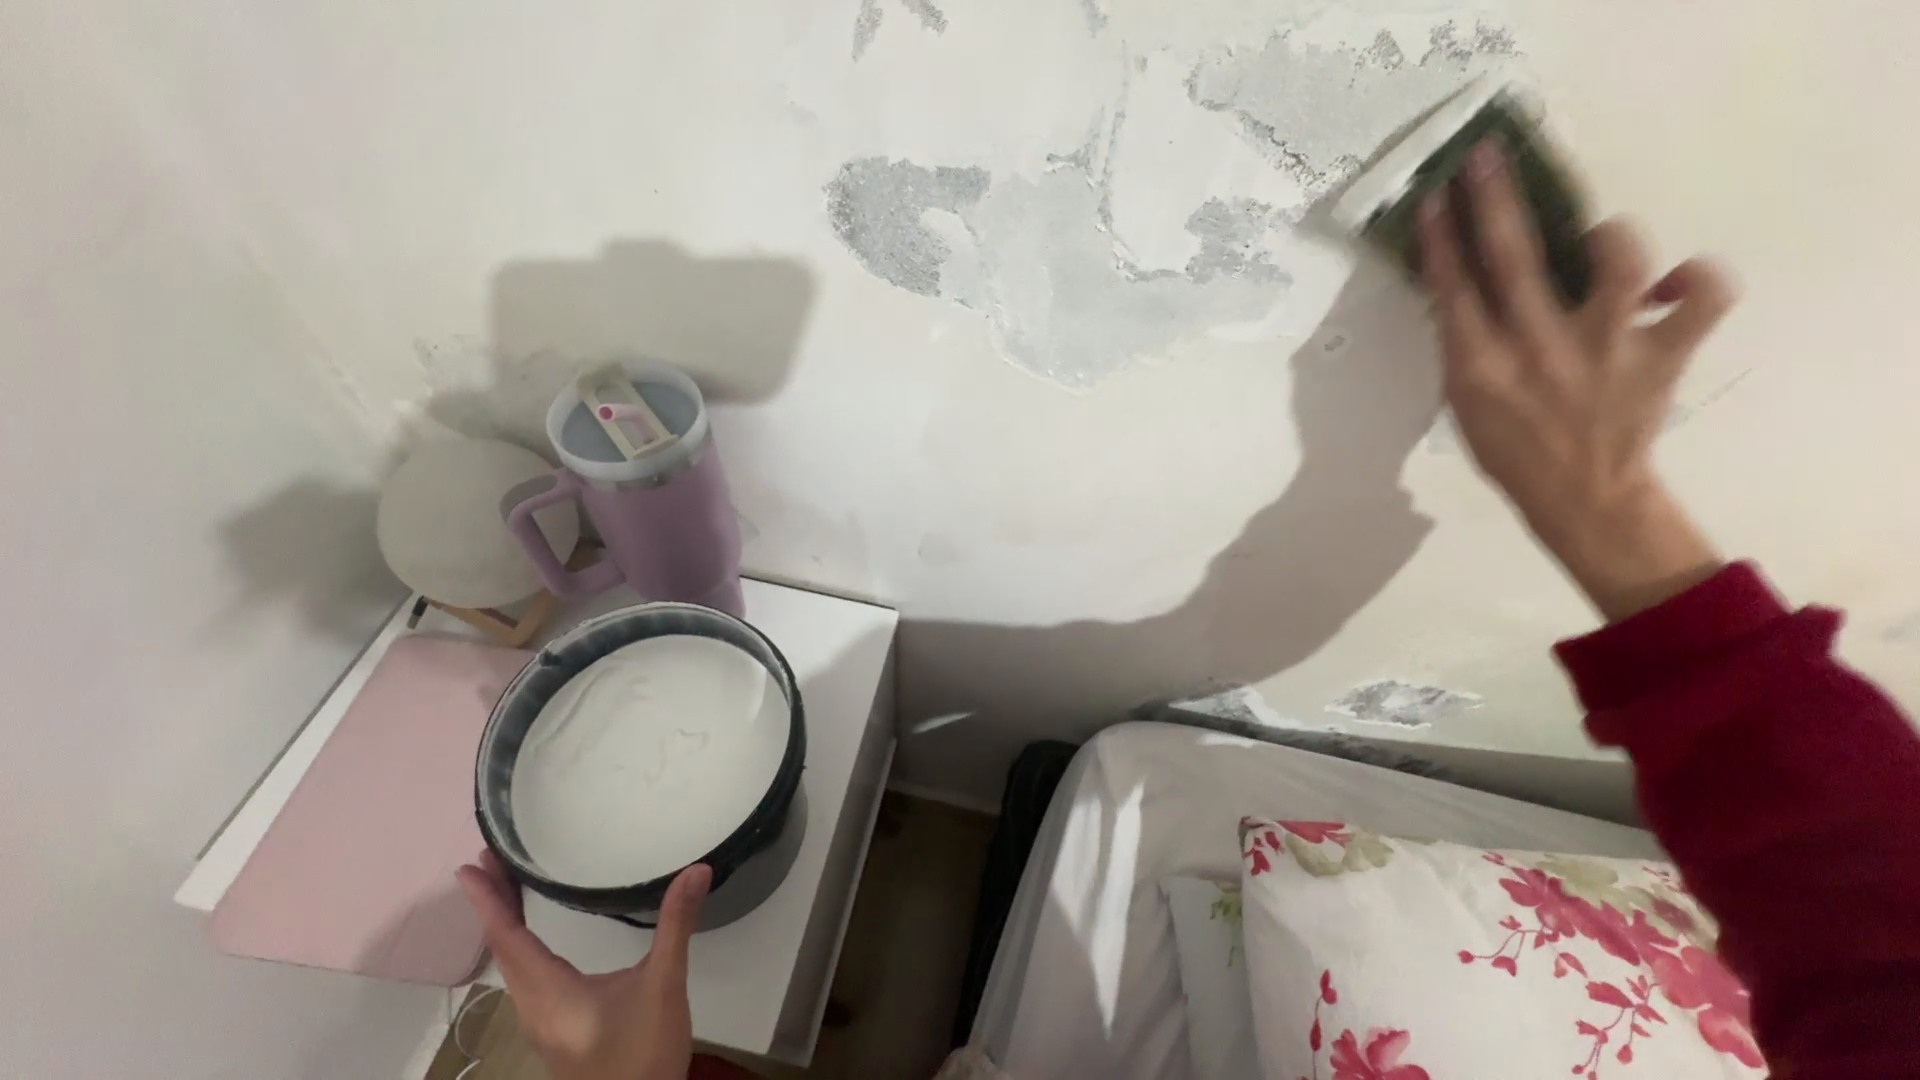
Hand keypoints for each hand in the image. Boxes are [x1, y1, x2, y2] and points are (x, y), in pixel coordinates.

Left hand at [456, 853, 710, 1079]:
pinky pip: (526, 978)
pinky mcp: (556, 1030)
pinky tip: (536, 939)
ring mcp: (543, 1023)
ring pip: (513, 966)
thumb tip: (697, 869)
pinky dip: (521, 945)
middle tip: (491, 861)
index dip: (489, 902)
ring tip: (508, 889)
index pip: (509, 939)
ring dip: (505, 925)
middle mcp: (535, 1008)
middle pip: (503, 949)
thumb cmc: (644, 1055)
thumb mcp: (664, 985)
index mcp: (550, 995)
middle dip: (494, 904)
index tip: (471, 866)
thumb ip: (676, 925)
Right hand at [1417, 139, 1736, 620]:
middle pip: (1515, 258)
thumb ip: (1464, 343)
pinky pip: (1705, 294)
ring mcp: (1608, 349)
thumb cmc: (1510, 448)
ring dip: (1607, 236)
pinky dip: (1697, 278)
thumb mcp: (1463, 401)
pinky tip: (1670, 286)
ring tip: (1597, 241)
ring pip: (1620, 258)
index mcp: (1481, 367)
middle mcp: (1539, 349)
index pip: (1454, 288)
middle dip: (1495, 201)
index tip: (1436, 198)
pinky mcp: (1664, 354)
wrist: (1581, 496)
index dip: (1443, 238)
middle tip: (1485, 157)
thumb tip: (1466, 285)